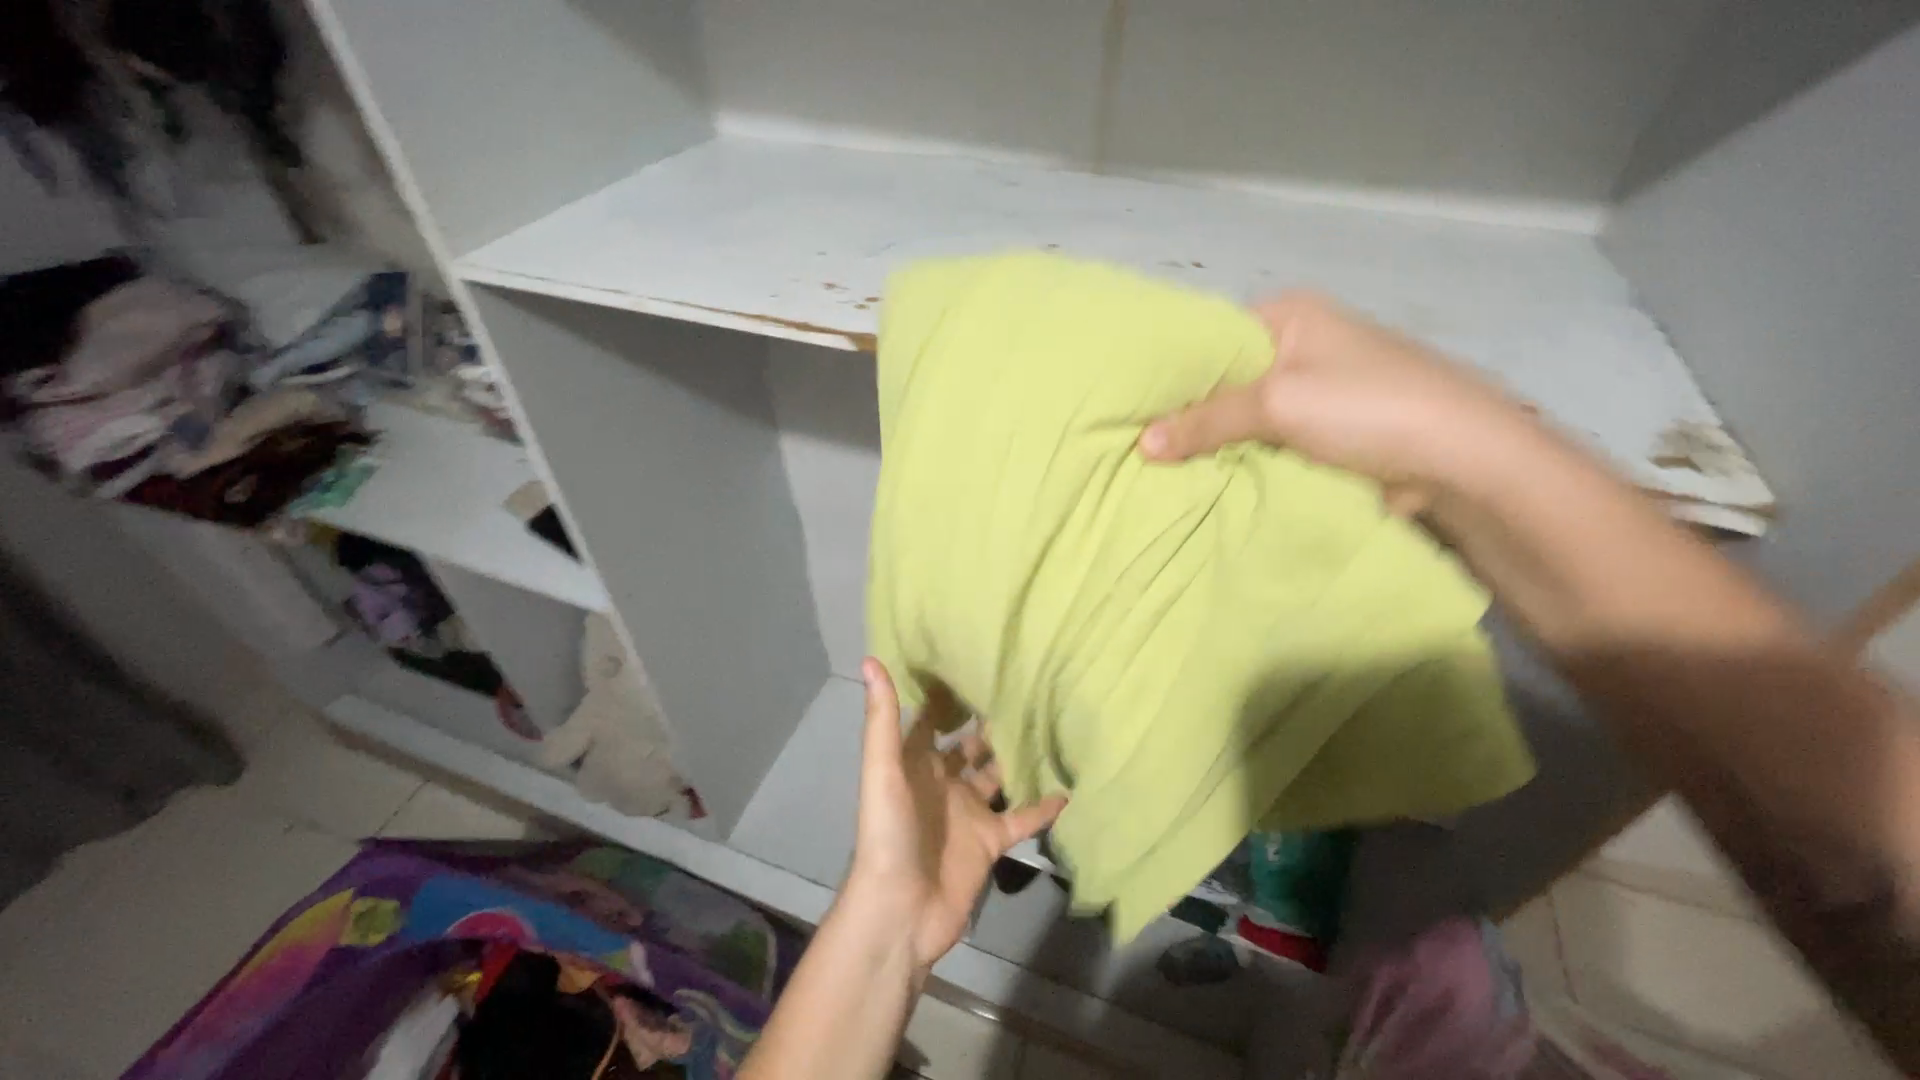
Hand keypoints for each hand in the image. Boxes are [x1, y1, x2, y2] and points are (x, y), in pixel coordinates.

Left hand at [844, 659, 1066, 972]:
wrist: (901, 910)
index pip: (930, 720)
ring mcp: (969, 812)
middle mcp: (943, 782)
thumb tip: (869, 660)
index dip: (945, 693)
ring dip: (1020, 756)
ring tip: (1052, 723)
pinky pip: (1022, 818)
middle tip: (1026, 685)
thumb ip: (883, 719)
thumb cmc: (888, 834)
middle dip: (991, 720)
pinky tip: (1068, 787)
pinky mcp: (991, 840)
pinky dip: (1043, 806)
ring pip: (999, 776)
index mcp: (914, 763)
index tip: (972, 657)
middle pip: (970, 745)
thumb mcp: (882, 771)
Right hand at [1136, 292, 1546, 508]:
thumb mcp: (1278, 404)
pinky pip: (1269, 444)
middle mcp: (1299, 345)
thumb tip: (1141, 445)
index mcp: (1287, 314)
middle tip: (1132, 442)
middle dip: (1189, 414)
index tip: (1127, 405)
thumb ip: (1206, 421)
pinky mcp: (1327, 433)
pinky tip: (1204, 480)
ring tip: (1154, 467)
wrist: (1461, 457)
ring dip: (1216, 443)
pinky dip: (1244, 460)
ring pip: (1245, 418)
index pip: (1208, 337)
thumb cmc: (1366, 407)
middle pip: (1225, 381)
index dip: (1170, 372)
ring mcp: (1315, 391)